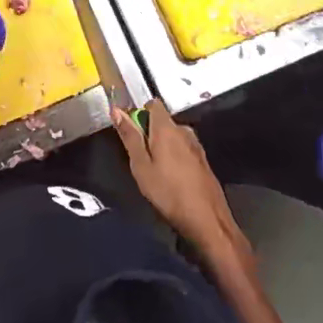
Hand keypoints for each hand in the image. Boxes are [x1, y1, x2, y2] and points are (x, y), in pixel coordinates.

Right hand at [113, 100, 238, 251]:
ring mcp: (196, 145)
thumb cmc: (167, 191)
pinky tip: (170, 177)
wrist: (205, 218)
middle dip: (148, 133)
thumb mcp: (140, 165)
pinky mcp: (203, 159)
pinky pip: (182, 148)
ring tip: (154, 170)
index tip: (130, 131)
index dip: (139, 112)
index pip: (153, 104)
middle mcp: (184, 131)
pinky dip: (173, 156)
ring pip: (172, 136)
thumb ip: (130, 136)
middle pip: (162, 121)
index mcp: (167, 129)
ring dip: (161, 146)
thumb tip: (117, 110)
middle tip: (139, 158)